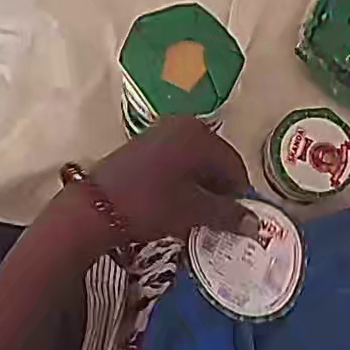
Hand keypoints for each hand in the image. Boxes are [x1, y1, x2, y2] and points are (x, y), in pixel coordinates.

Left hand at [59, 116, 253, 249]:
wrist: (94, 209)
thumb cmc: (150, 204)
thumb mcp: (194, 211)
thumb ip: (229, 214)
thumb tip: (256, 225)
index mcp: (199, 135)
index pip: (234, 164)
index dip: (241, 194)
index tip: (242, 218)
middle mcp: (182, 125)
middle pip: (215, 160)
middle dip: (222, 190)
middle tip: (223, 218)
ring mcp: (159, 132)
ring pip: (195, 162)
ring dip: (202, 187)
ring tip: (201, 214)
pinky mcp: (142, 145)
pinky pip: (176, 161)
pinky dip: (184, 181)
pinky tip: (179, 203)